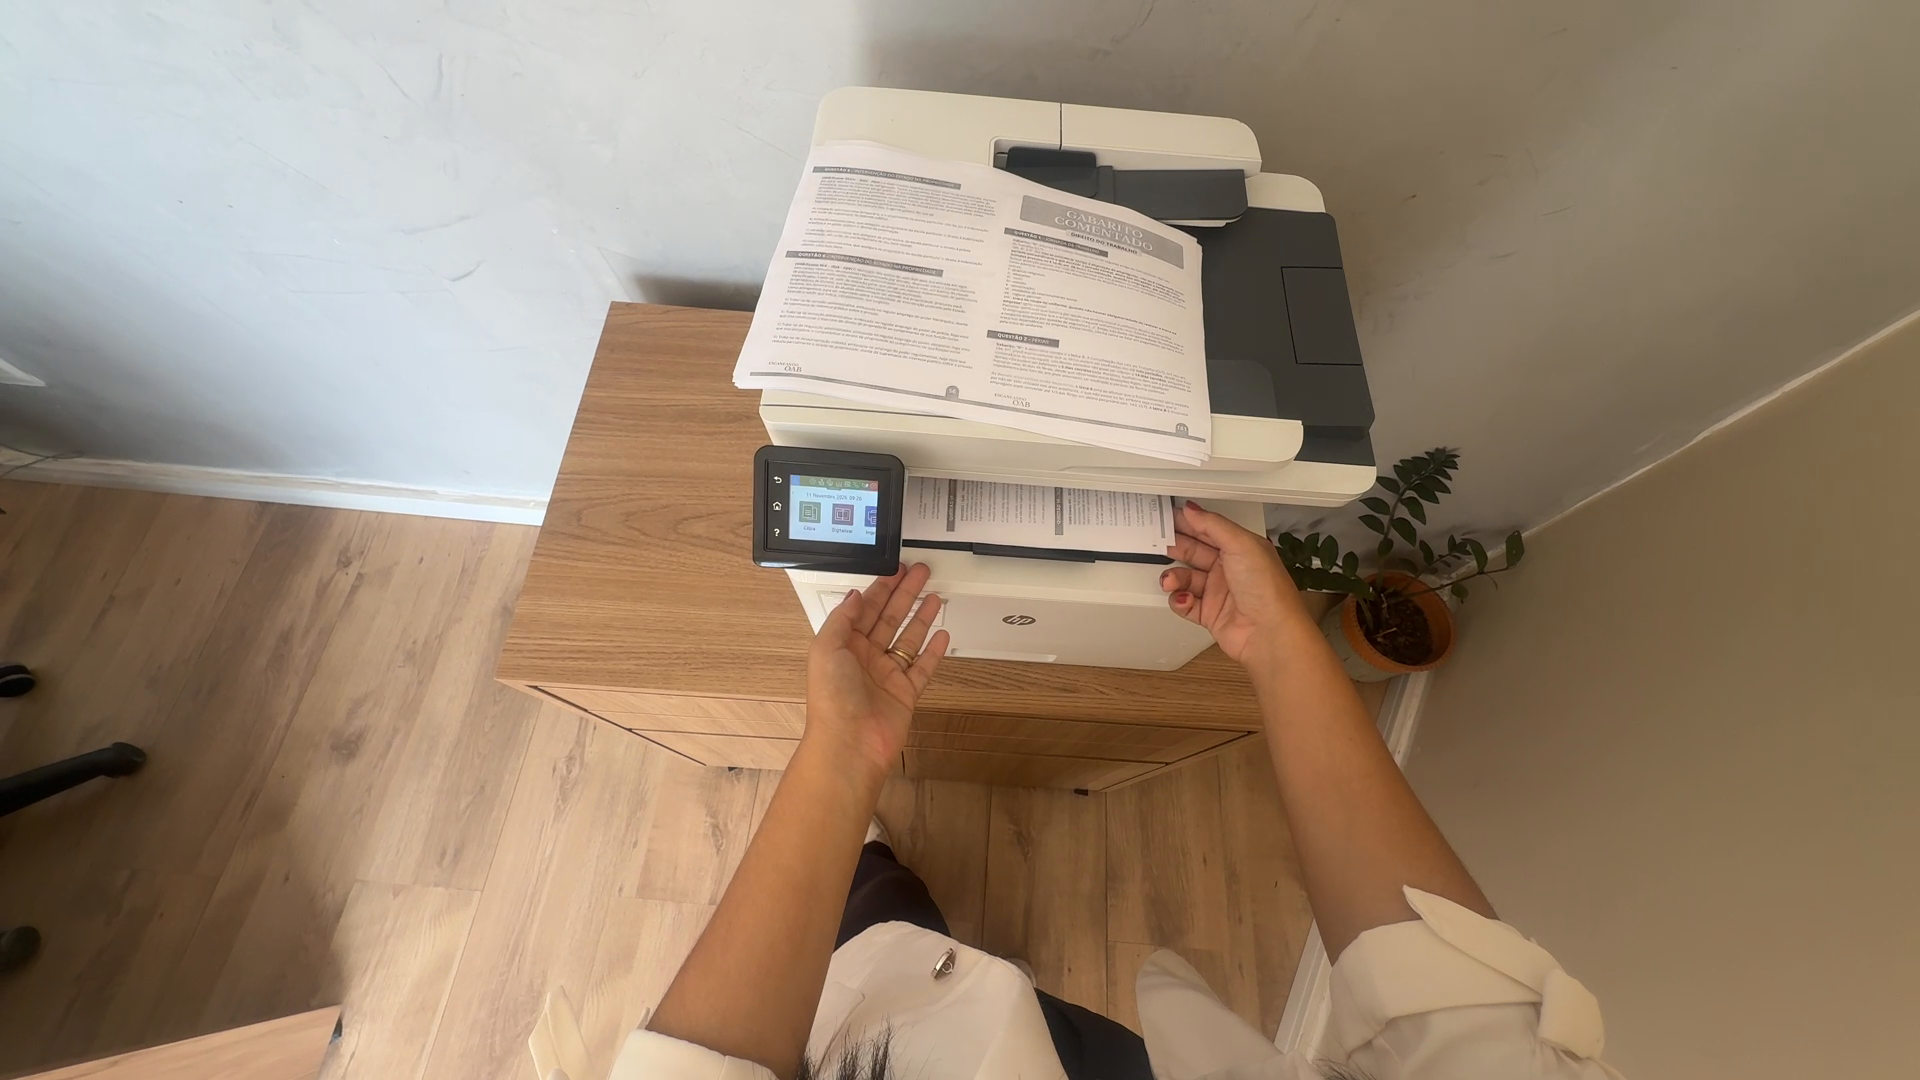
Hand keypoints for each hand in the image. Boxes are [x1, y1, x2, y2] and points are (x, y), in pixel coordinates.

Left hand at [804, 563, 950, 780]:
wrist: (850, 744)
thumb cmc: (832, 700)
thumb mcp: (826, 648)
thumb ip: (842, 618)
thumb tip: (856, 595)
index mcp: (844, 646)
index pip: (866, 608)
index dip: (882, 587)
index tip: (896, 569)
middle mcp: (865, 658)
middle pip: (890, 617)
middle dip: (906, 594)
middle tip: (922, 573)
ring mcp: (887, 676)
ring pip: (908, 638)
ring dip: (922, 617)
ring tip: (935, 596)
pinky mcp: (905, 693)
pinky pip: (922, 667)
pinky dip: (934, 651)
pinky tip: (943, 634)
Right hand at [1161, 501, 1313, 665]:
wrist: (1269, 635)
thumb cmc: (1267, 590)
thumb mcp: (1242, 545)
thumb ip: (1213, 525)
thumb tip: (1192, 510)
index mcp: (1240, 548)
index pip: (1208, 530)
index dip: (1188, 523)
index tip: (1167, 518)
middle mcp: (1229, 569)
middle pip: (1193, 552)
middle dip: (1175, 548)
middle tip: (1159, 545)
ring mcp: (1218, 592)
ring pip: (1185, 578)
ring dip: (1174, 578)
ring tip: (1171, 581)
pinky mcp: (1210, 614)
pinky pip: (1184, 603)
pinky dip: (1179, 601)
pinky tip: (1185, 599)